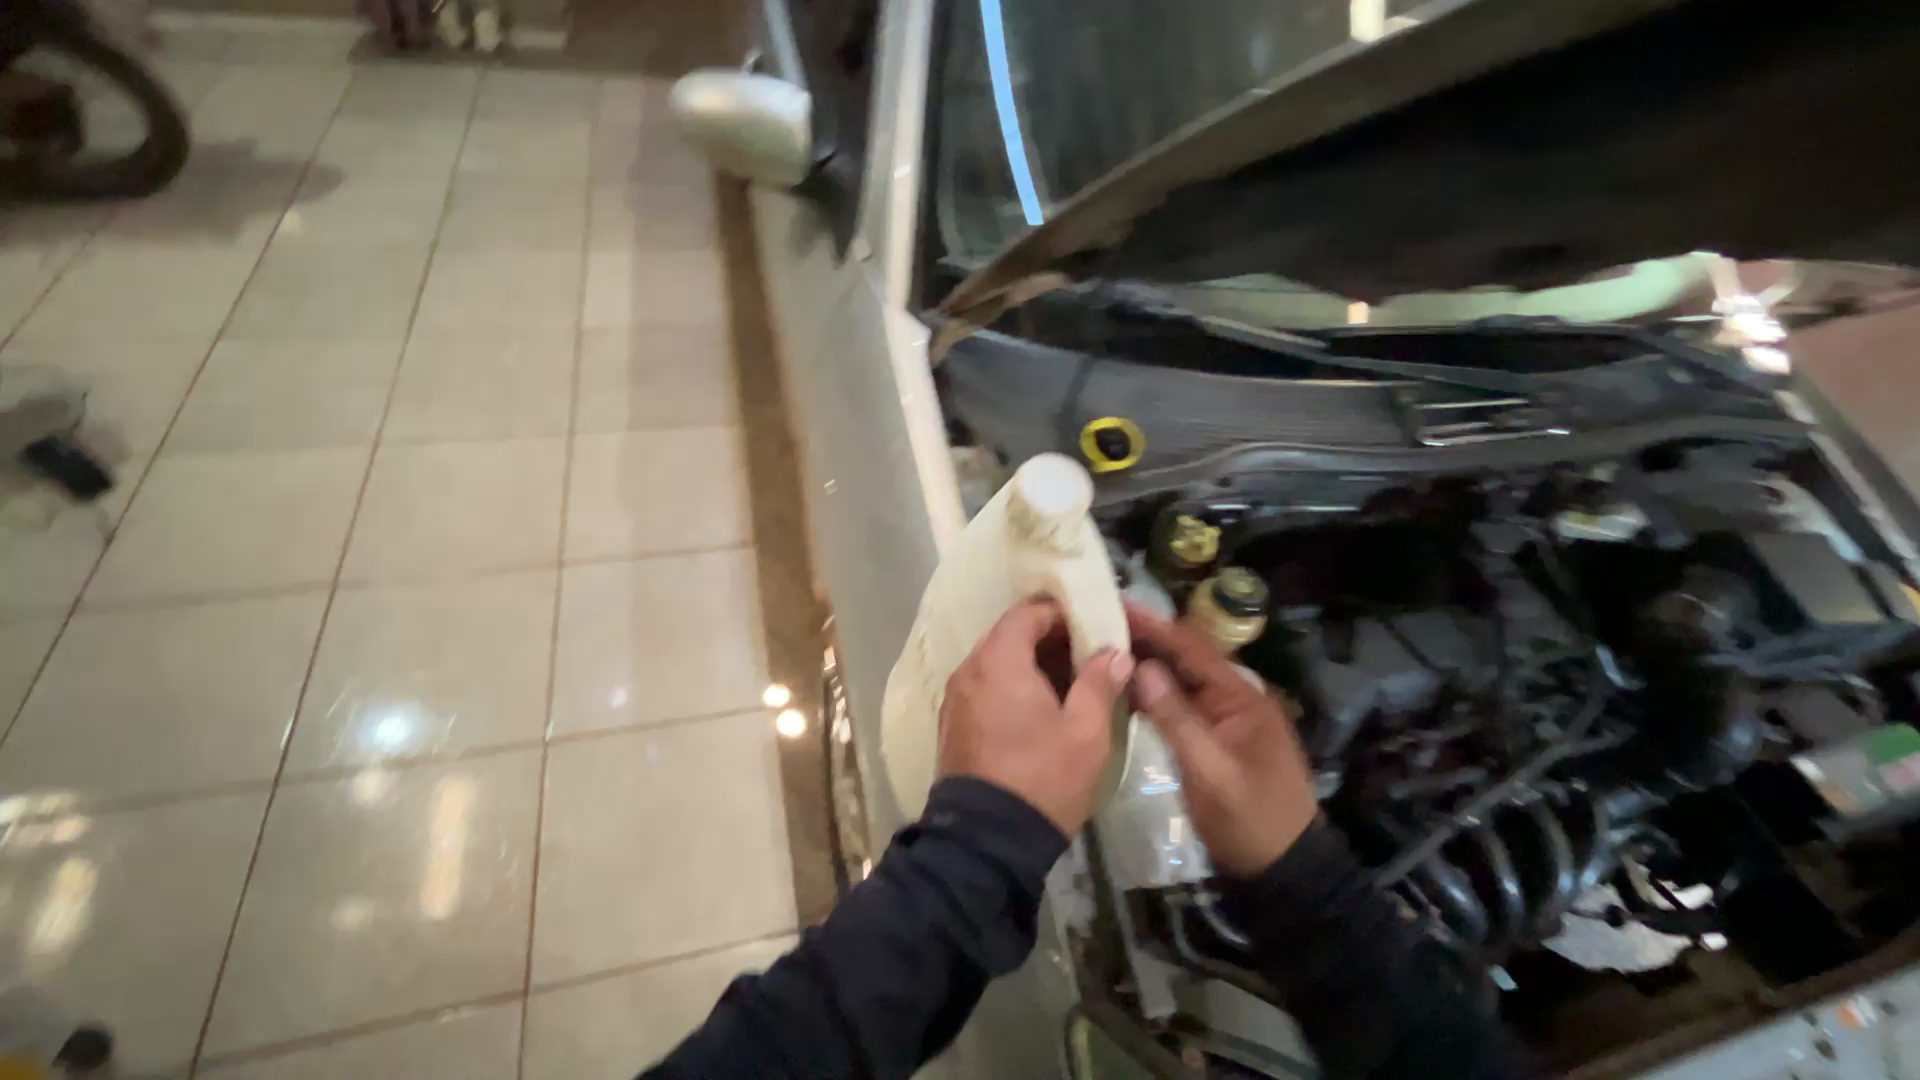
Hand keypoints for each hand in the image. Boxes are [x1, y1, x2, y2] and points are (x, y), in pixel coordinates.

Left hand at [938, 599, 1134, 834]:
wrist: (986, 841)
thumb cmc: (1042, 777)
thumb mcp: (1085, 732)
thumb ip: (1099, 684)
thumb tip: (1115, 654)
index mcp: (998, 660)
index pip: (1028, 613)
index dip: (1062, 613)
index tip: (1093, 626)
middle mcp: (969, 669)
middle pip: (1010, 635)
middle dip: (1050, 638)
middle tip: (1089, 653)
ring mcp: (955, 698)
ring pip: (997, 663)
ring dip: (1032, 664)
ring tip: (1072, 682)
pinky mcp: (953, 724)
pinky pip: (985, 688)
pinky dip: (1012, 686)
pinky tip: (1042, 708)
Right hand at [1127, 601, 1318, 876]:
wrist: (1284, 869)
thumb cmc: (1249, 819)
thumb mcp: (1211, 771)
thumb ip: (1177, 717)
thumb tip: (1142, 667)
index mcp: (1242, 696)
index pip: (1193, 648)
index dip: (1154, 625)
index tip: (1116, 604)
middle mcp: (1235, 697)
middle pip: (1186, 658)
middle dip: (1146, 640)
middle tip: (1098, 624)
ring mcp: (1225, 718)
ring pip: (1181, 680)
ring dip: (1147, 665)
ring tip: (1102, 649)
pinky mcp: (1214, 737)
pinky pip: (1181, 704)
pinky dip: (1153, 694)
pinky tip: (1123, 690)